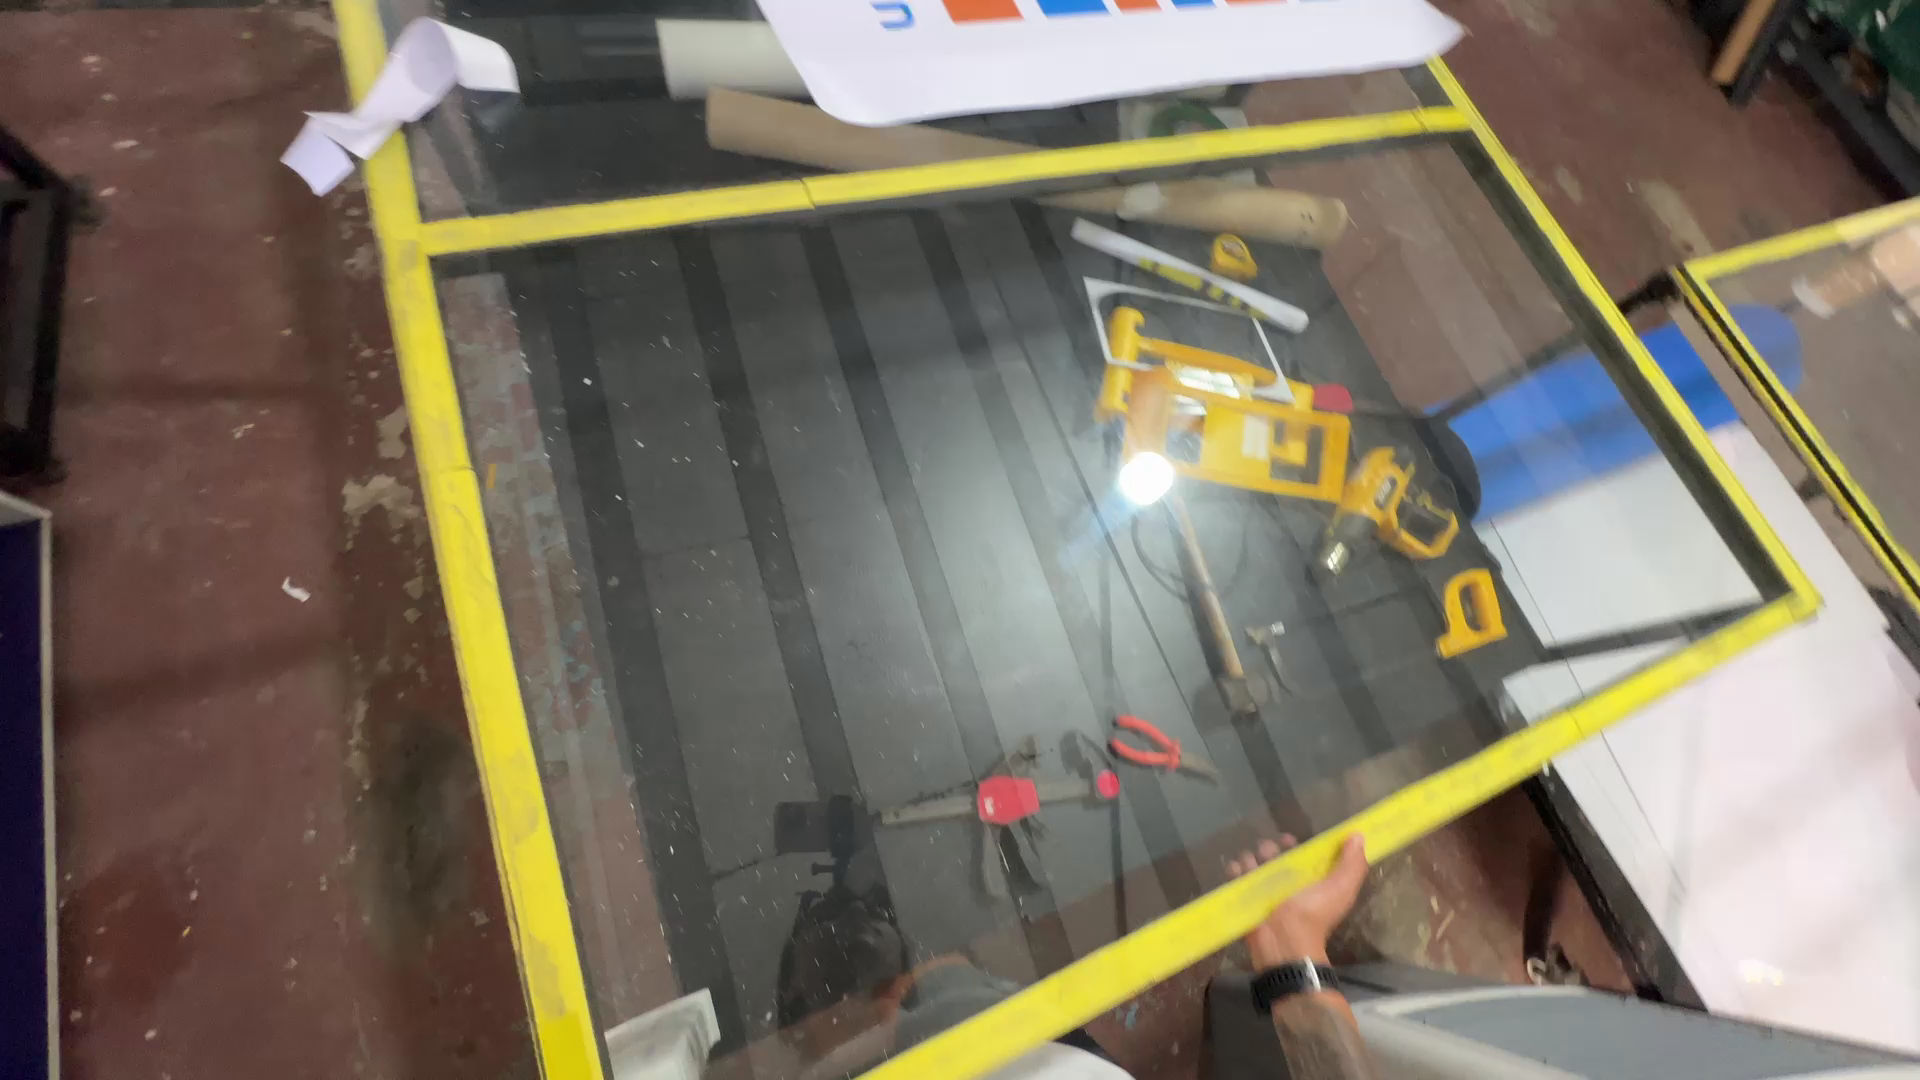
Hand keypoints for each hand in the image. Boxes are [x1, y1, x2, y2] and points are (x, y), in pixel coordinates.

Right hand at [1227, 833, 1367, 968]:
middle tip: (1267, 855)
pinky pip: (1234, 873)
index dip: (1291, 842)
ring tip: (1252, 867)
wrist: (1283, 942)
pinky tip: (1240, 873)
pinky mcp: (1245, 895)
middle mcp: (1284, 882)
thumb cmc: (1312, 915)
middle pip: (1269, 852)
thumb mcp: (1340, 890)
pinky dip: (1235, 870)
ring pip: (1250, 859)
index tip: (1287, 841)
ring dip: (1249, 858)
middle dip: (1266, 848)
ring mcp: (1263, 888)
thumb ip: (1351, 865)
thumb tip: (1357, 836)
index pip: (1296, 852)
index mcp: (1307, 879)